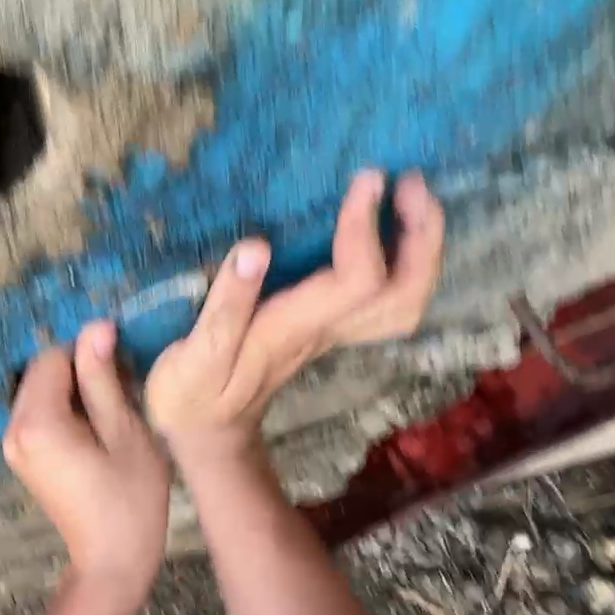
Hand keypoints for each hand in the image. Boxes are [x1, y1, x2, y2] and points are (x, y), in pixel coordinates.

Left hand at [3, 321, 171, 600]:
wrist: (111, 563)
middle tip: (121, 395)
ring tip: (111, 417)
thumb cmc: (130, 500)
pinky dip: (65, 411)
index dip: (89, 354)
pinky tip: (96, 432)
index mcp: (36, 422)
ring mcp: (13, 446)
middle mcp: (13, 430)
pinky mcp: (22, 458)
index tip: (123, 372)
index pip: (53, 357)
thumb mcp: (125, 432)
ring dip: (75, 392)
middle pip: (42, 372)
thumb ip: (103, 378)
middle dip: (80, 372)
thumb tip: (96, 327)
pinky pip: (39, 415)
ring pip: (41, 392)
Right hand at [145, 169, 444, 464]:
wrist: (209, 434)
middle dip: (420, 235)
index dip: (366, 227)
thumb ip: (223, 307)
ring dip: (421, 248)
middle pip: (404, 294)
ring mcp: (332, 335)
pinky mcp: (329, 332)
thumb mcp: (193, 358)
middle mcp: (325, 332)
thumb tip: (254, 248)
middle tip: (409, 182)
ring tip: (409, 197)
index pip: (355, 280)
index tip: (365, 180)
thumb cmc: (193, 395)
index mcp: (292, 331)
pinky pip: (388, 300)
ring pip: (405, 301)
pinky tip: (391, 231)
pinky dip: (405, 263)